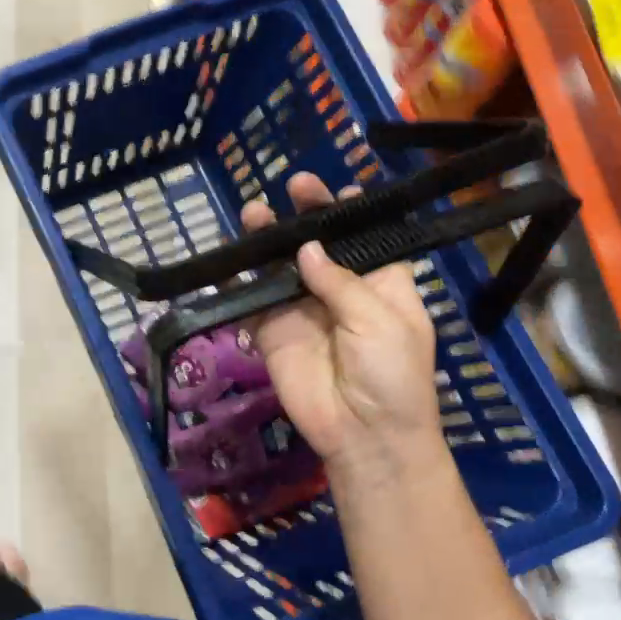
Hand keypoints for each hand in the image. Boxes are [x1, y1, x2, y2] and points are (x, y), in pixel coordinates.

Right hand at [241, 173, 441, 483]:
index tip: (340, 189)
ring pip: (280, 266)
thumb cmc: (391, 374)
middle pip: (319, 245)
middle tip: (294, 186)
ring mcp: (301, 310)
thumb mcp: (380, 321)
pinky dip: (237, 281)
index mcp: (381, 284)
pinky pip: (250, 301)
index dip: (354, 214)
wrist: (362, 433)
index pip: (368, 238)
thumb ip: (341, 281)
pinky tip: (228, 258)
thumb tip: (305, 249)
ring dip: (268, 240)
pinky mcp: (270, 331)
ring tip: (253, 212)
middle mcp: (340, 290)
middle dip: (308, 216)